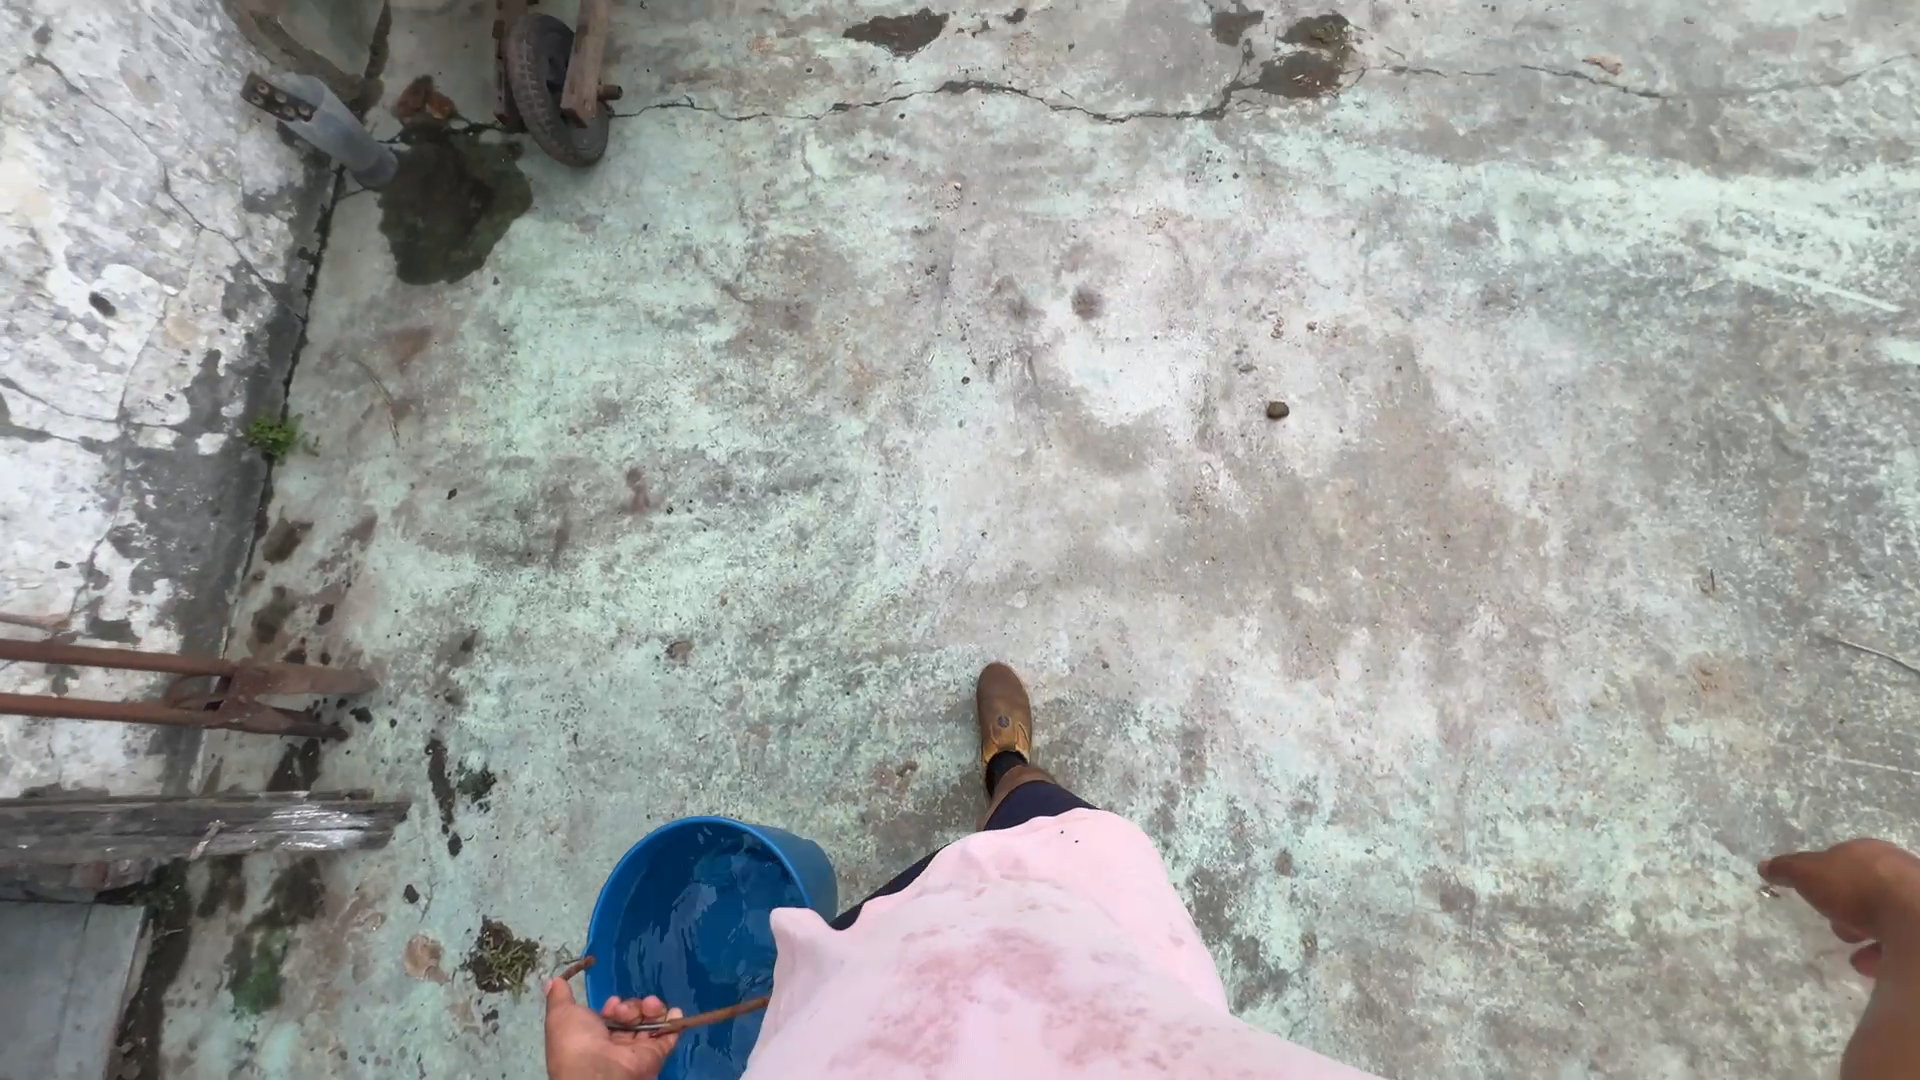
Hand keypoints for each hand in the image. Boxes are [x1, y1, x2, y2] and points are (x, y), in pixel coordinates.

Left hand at [544, 977, 682, 1079]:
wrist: (597, 1073)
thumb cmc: (576, 1044)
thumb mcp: (561, 1016)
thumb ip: (560, 998)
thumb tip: (553, 980)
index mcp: (596, 1039)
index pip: (612, 1016)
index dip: (614, 1006)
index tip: (610, 1004)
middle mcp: (618, 1044)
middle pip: (633, 1014)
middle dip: (631, 1005)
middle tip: (622, 1012)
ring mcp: (639, 1049)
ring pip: (652, 1018)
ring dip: (652, 1007)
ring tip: (648, 1008)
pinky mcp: (657, 1053)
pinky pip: (670, 1032)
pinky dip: (674, 1020)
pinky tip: (672, 1013)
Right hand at [1761, 839, 1919, 979]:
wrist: (1917, 923)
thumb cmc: (1854, 887)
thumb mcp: (1802, 872)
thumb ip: (1783, 868)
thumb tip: (1765, 867)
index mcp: (1870, 852)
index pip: (1841, 861)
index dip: (1823, 878)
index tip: (1812, 895)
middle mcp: (1901, 871)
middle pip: (1866, 890)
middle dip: (1847, 909)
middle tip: (1834, 923)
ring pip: (1889, 917)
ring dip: (1866, 932)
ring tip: (1852, 948)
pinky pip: (1906, 940)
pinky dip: (1887, 952)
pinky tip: (1871, 963)